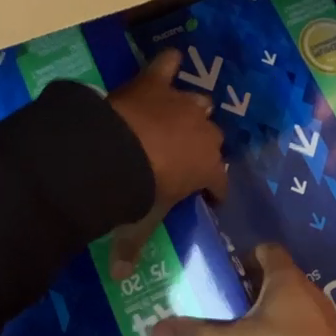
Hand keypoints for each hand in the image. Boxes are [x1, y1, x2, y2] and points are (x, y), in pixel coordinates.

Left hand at [105, 50, 226, 278]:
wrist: (116, 152)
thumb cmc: (137, 192)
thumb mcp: (139, 222)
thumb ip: (132, 247)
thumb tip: (121, 277)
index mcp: (206, 168)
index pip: (219, 181)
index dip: (214, 189)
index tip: (209, 198)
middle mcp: (203, 132)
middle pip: (212, 138)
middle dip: (202, 147)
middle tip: (183, 158)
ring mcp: (180, 103)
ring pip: (198, 102)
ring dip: (190, 110)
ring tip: (179, 116)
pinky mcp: (156, 82)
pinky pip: (168, 65)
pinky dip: (169, 62)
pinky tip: (171, 58)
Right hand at [150, 244, 335, 335]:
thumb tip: (154, 330)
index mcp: (287, 279)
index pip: (268, 250)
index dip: (246, 255)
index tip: (224, 272)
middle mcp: (307, 293)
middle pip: (277, 278)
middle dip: (251, 287)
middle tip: (223, 302)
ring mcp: (321, 322)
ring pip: (290, 306)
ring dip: (267, 314)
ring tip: (239, 331)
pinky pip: (300, 332)